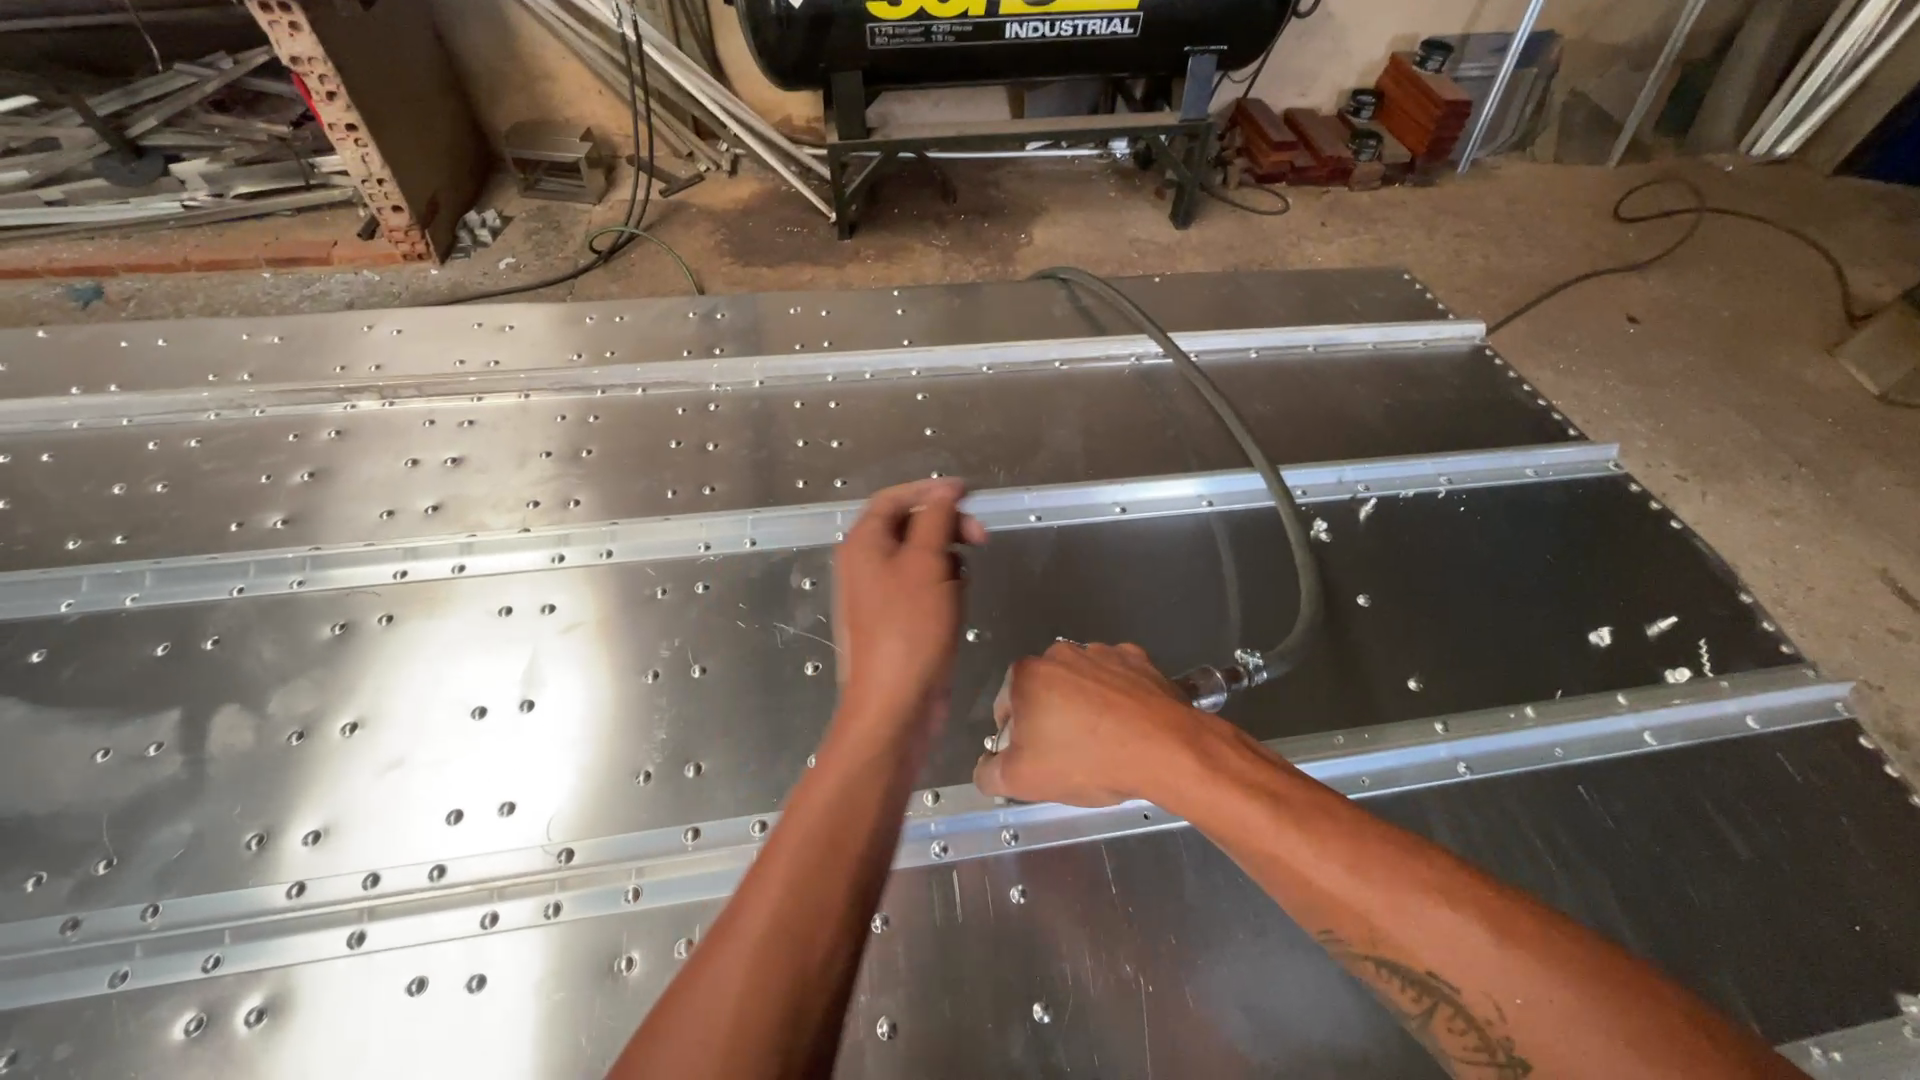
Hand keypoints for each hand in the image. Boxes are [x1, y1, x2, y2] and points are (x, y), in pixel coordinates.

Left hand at [832, 478, 987, 727]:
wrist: (896, 705)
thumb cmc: (909, 630)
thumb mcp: (927, 563)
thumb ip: (937, 518)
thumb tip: (945, 489)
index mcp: (862, 544)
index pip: (895, 498)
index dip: (931, 490)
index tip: (969, 494)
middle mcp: (865, 565)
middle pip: (910, 527)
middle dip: (947, 527)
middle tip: (980, 538)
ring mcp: (880, 596)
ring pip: (922, 559)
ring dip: (949, 562)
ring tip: (962, 583)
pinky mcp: (898, 622)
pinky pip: (925, 590)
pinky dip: (945, 590)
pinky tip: (956, 607)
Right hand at [973, 642, 1214, 806]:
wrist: (1164, 750)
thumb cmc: (1088, 760)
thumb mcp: (1022, 781)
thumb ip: (989, 774)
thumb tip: (986, 768)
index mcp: (1027, 674)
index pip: (1005, 709)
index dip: (1016, 740)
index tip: (1038, 760)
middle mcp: (1061, 654)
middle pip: (1044, 693)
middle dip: (1051, 721)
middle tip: (1070, 756)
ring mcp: (1103, 653)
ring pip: (1082, 685)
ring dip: (1085, 708)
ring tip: (1103, 744)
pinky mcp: (1138, 661)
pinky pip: (1118, 681)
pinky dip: (1119, 700)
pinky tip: (1128, 728)